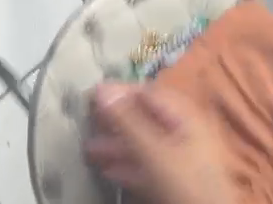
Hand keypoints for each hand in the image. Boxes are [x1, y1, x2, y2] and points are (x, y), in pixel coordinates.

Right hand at [85, 82, 232, 203]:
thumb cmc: (186, 185)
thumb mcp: (153, 150)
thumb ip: (125, 119)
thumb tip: (99, 88)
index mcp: (186, 117)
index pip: (147, 93)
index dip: (118, 92)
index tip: (91, 96)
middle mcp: (186, 133)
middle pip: (143, 118)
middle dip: (113, 121)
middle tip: (86, 122)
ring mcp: (183, 160)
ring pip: (144, 144)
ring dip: (116, 145)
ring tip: (89, 150)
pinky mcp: (178, 183)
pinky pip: (148, 166)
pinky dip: (128, 165)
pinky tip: (108, 171)